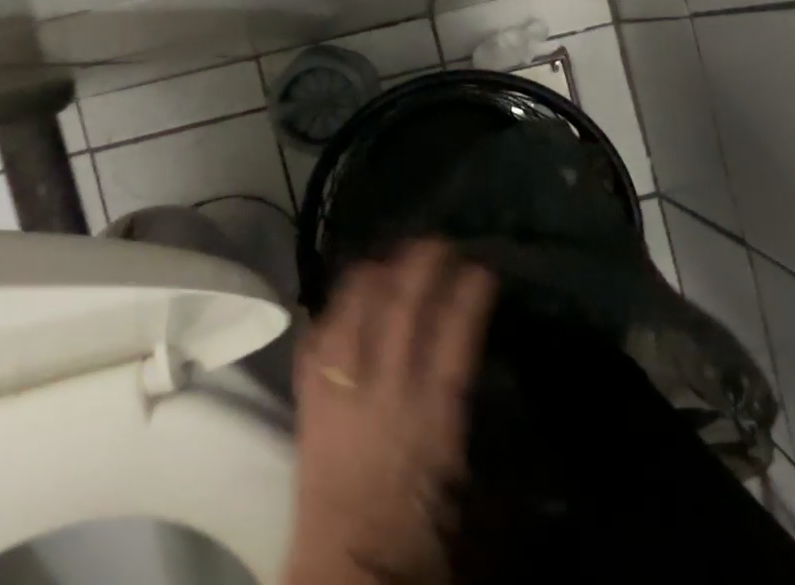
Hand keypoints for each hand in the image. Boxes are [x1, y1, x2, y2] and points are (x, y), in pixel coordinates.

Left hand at [285, 241, 498, 584]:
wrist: (344, 573)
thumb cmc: (416, 540)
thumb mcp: (464, 487)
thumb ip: (471, 426)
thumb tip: (486, 386)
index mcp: (432, 419)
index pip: (454, 339)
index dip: (468, 296)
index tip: (483, 267)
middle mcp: (384, 395)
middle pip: (401, 313)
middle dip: (421, 268)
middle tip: (438, 242)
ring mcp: (340, 395)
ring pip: (353, 317)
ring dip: (372, 278)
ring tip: (388, 254)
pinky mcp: (308, 405)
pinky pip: (314, 344)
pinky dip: (328, 313)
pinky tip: (338, 297)